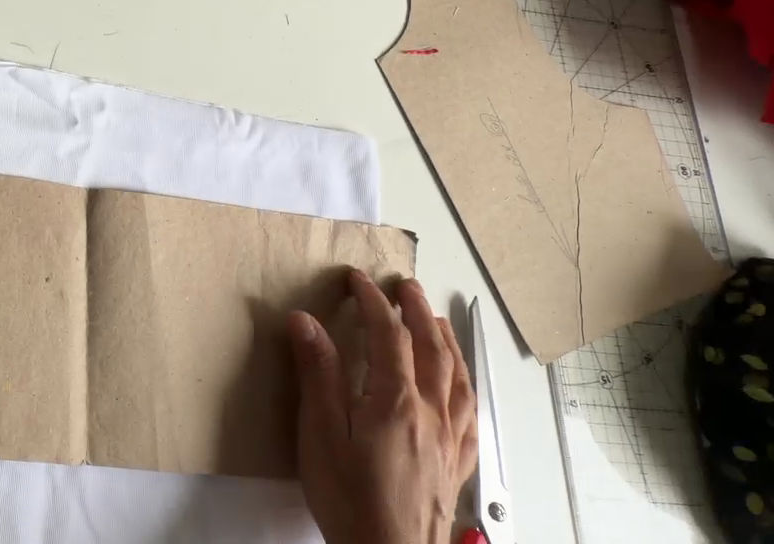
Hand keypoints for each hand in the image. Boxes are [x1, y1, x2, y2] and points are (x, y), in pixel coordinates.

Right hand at [288, 271, 477, 543]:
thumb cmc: (347, 495)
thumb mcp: (318, 431)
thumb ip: (317, 373)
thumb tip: (305, 320)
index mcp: (395, 401)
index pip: (388, 336)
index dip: (373, 301)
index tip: (357, 278)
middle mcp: (430, 414)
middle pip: (432, 350)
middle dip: (418, 312)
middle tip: (406, 285)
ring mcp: (448, 440)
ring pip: (457, 378)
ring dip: (447, 341)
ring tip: (437, 319)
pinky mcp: (455, 464)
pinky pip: (468, 412)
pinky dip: (464, 384)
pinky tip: (458, 383)